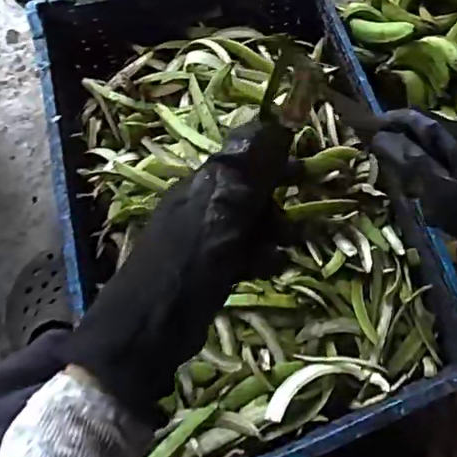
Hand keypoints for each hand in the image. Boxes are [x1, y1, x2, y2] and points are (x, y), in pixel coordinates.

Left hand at [61, 120, 289, 417]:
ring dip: (276, 227)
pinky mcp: (210, 266)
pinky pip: (246, 249)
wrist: (148, 331)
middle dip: (279, 192)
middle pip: (251, 185)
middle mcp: (204, 202)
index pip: (245, 151)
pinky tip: (274, 266)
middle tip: (307, 199)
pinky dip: (263, 254)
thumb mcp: (225, 210)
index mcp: (205, 182)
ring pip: (252, 219)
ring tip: (291, 242)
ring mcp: (206, 236)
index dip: (276, 152)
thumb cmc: (189, 264)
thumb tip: (279, 125)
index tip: (305, 163)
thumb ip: (253, 170)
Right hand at [371, 112, 456, 332]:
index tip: (365, 128)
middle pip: (432, 130)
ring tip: (398, 173)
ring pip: (444, 145)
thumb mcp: (441, 193)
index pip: (419, 118)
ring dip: (420, 155)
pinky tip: (428, 188)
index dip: (390, 121)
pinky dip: (438, 167)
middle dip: (404, 140)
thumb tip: (381, 137)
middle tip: (378, 154)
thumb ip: (412, 164)